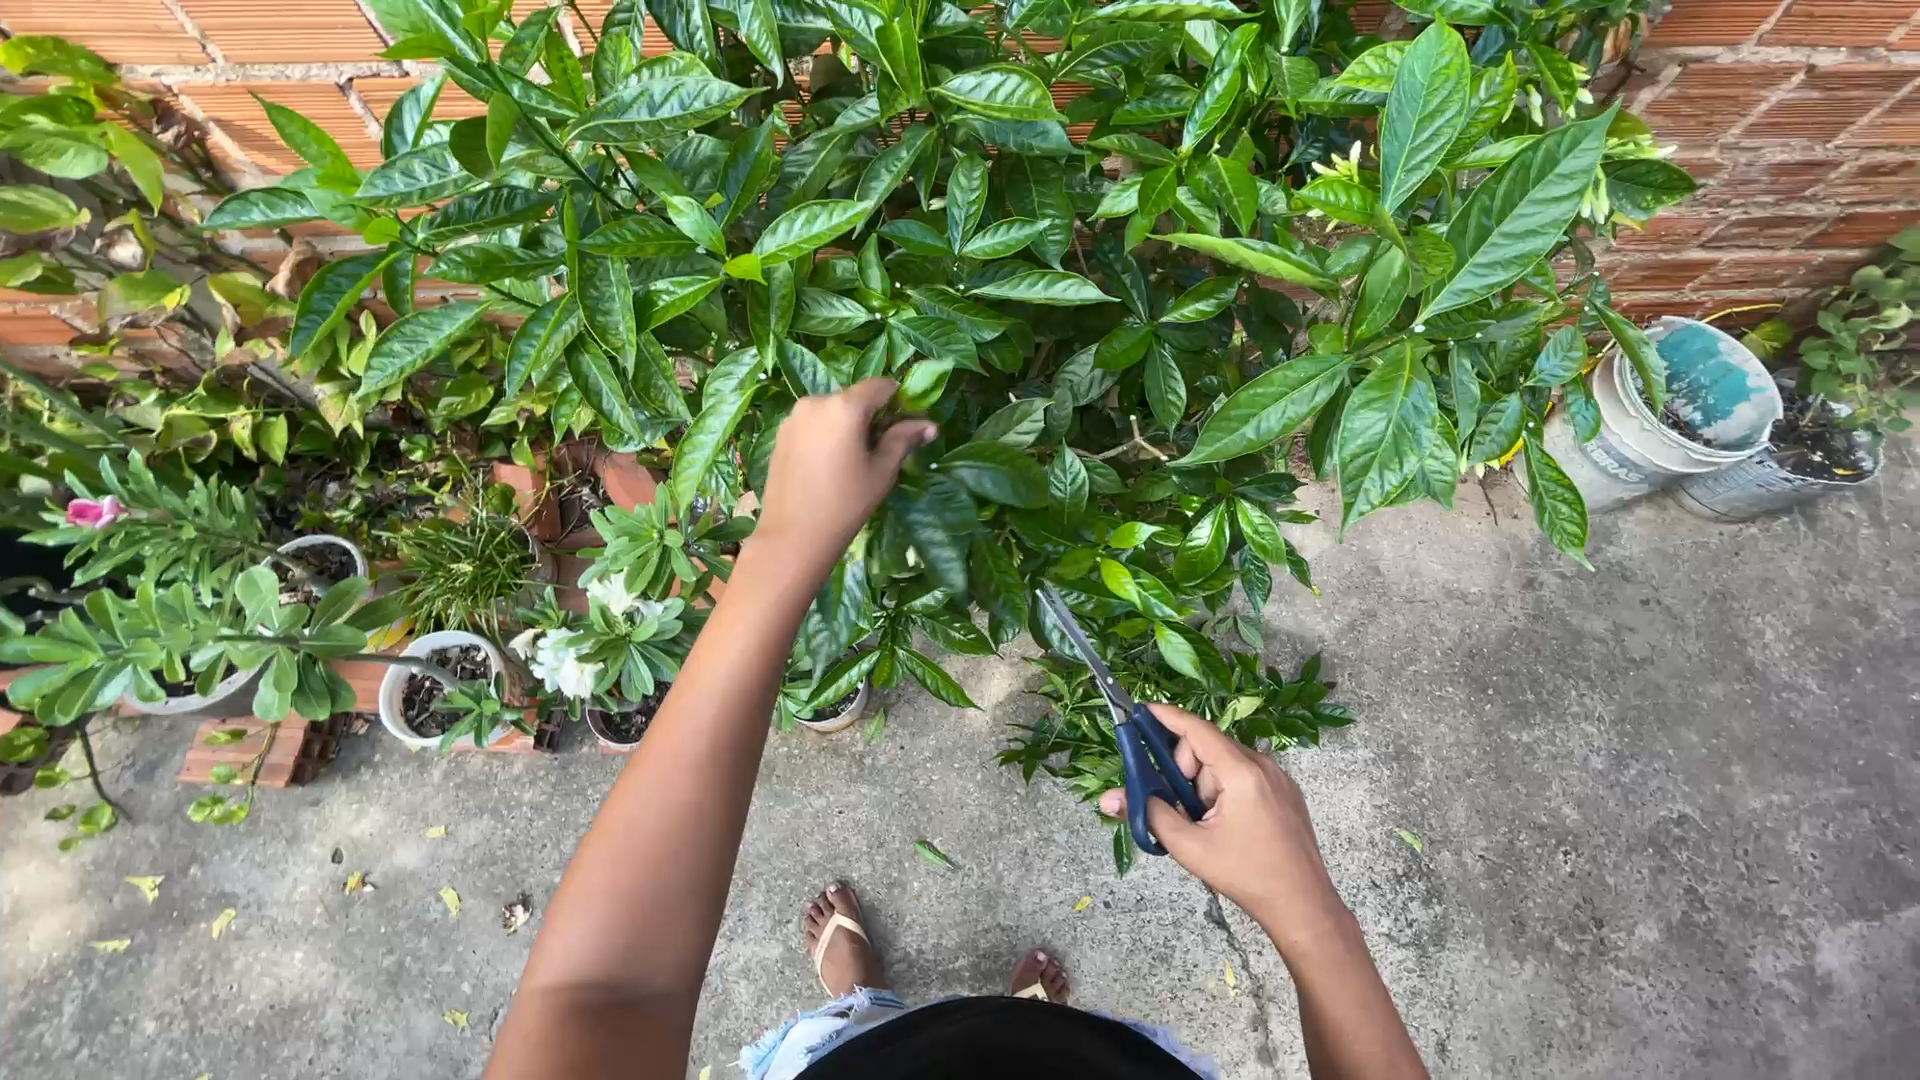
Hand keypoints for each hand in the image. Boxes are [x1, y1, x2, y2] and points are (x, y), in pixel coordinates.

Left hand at [751, 378, 936, 576]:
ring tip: (851, 462)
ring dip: (848, 426)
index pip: (881, 386)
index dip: (898, 402)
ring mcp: (794, 417)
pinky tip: (828, 467)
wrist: (793, 535)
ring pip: (833, 411)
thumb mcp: (882, 471)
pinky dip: (827, 435)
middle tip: (879, 451)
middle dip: (871, 417)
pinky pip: (813, 424)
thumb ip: (904, 440)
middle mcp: (816, 401)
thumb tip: (931, 425)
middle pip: (855, 398)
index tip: (904, 428)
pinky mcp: (781, 434)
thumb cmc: (846, 503)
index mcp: (845, 406)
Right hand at [1100, 704, 1347, 950]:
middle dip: (1186, 770)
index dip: (1167, 716)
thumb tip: (1109, 799)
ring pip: (1224, 761)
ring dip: (1205, 783)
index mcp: (1242, 773)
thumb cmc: (1246, 876)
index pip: (1197, 730)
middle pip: (1208, 747)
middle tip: (1184, 806)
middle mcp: (1263, 765)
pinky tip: (1225, 820)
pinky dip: (1224, 787)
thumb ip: (1148, 814)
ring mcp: (1278, 777)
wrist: (1303, 907)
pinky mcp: (1285, 791)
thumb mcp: (1189, 846)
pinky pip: (1243, 773)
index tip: (1141, 711)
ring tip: (1207, 821)